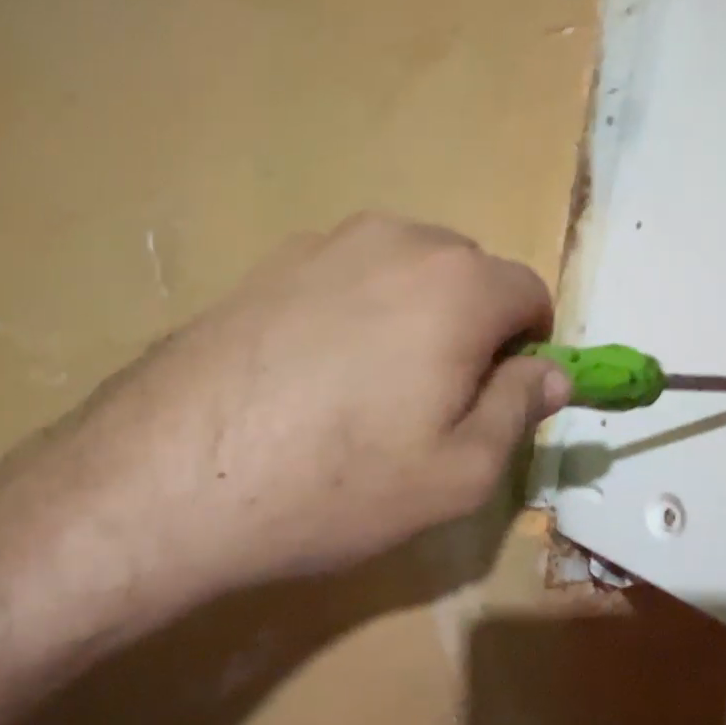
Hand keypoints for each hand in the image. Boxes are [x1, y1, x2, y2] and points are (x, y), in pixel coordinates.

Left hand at [0, 213, 568, 649]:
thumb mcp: (457, 475)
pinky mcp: (263, 267)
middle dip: (467, 331)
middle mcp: (393, 239)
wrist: (174, 477)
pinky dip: (348, 319)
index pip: (529, 295)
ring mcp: (318, 244)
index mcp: (456, 283)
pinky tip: (308, 383)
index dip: (527, 351)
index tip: (495, 403)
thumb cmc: (336, 485)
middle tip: (427, 408)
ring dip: (407, 322)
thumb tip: (550, 372)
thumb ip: (519, 411)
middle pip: (464, 276)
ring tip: (362, 399)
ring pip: (398, 274)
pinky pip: (338, 282)